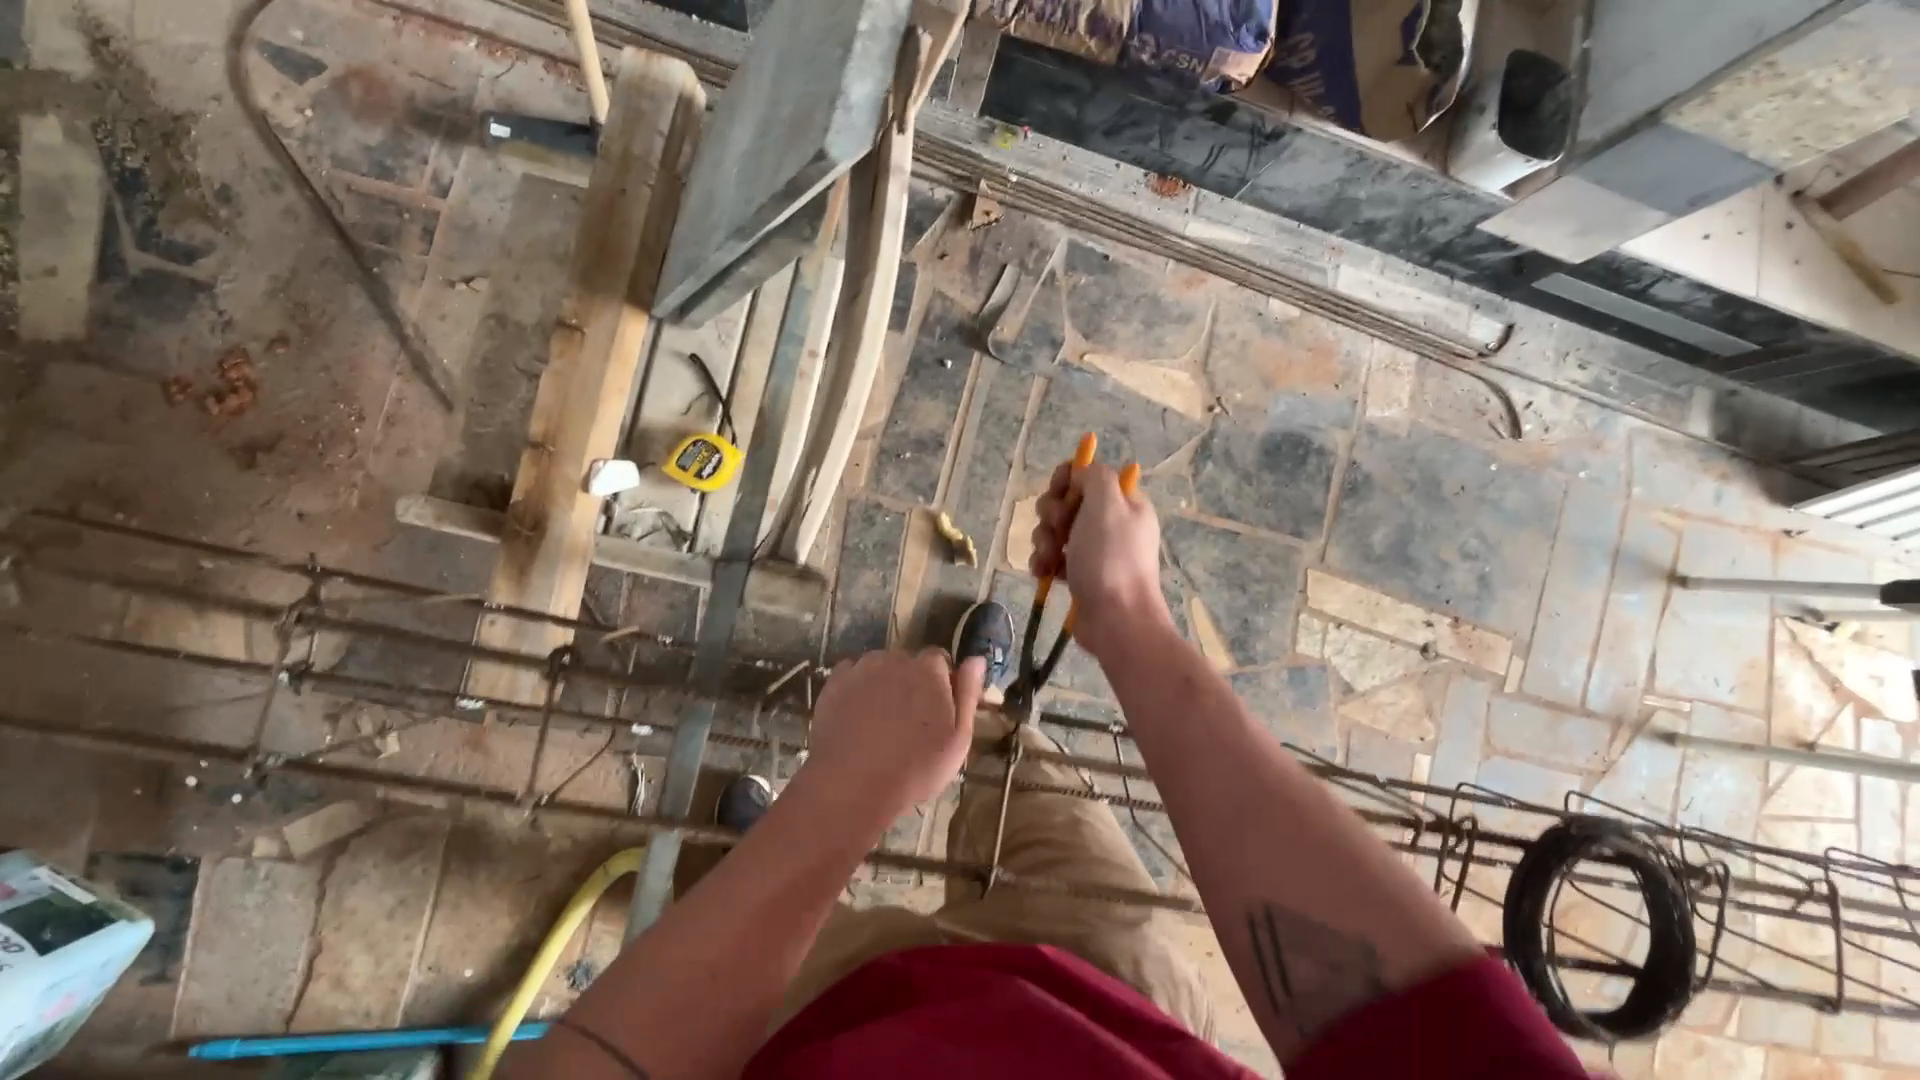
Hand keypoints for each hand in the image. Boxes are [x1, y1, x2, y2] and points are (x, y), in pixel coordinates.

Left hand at [800, 649, 977, 826]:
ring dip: (883, 684)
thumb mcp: (958, 739)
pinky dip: (856, 689)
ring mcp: (862, 668)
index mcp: (929, 669)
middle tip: (907, 722)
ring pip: (879, 668)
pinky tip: (856, 717)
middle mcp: (895, 659)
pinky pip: (852, 675)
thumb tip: (976, 659)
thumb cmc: (915, 768)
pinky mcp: (835, 681)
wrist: (852, 785)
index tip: (935, 711)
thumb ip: (967, 694)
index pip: (939, 660)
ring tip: (880, 722)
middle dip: (910, 683)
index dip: (938, 683)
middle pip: (908, 663)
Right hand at [1029, 461, 1172, 660]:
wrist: (1116, 619)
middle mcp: (1111, 524)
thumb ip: (1094, 476)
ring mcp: (1096, 551)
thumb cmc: (1110, 559)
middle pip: (1066, 502)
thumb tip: (1079, 473)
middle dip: (1052, 514)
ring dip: (1044, 541)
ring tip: (1048, 558)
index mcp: (1124, 503)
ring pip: (1055, 531)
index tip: (1058, 494)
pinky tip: (1043, 573)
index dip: (1066, 480)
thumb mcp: (1107, 504)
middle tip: (1057, 530)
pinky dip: (1044, 562)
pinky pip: (1053, 558)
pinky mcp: (1081, 576)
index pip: (1088, 475)